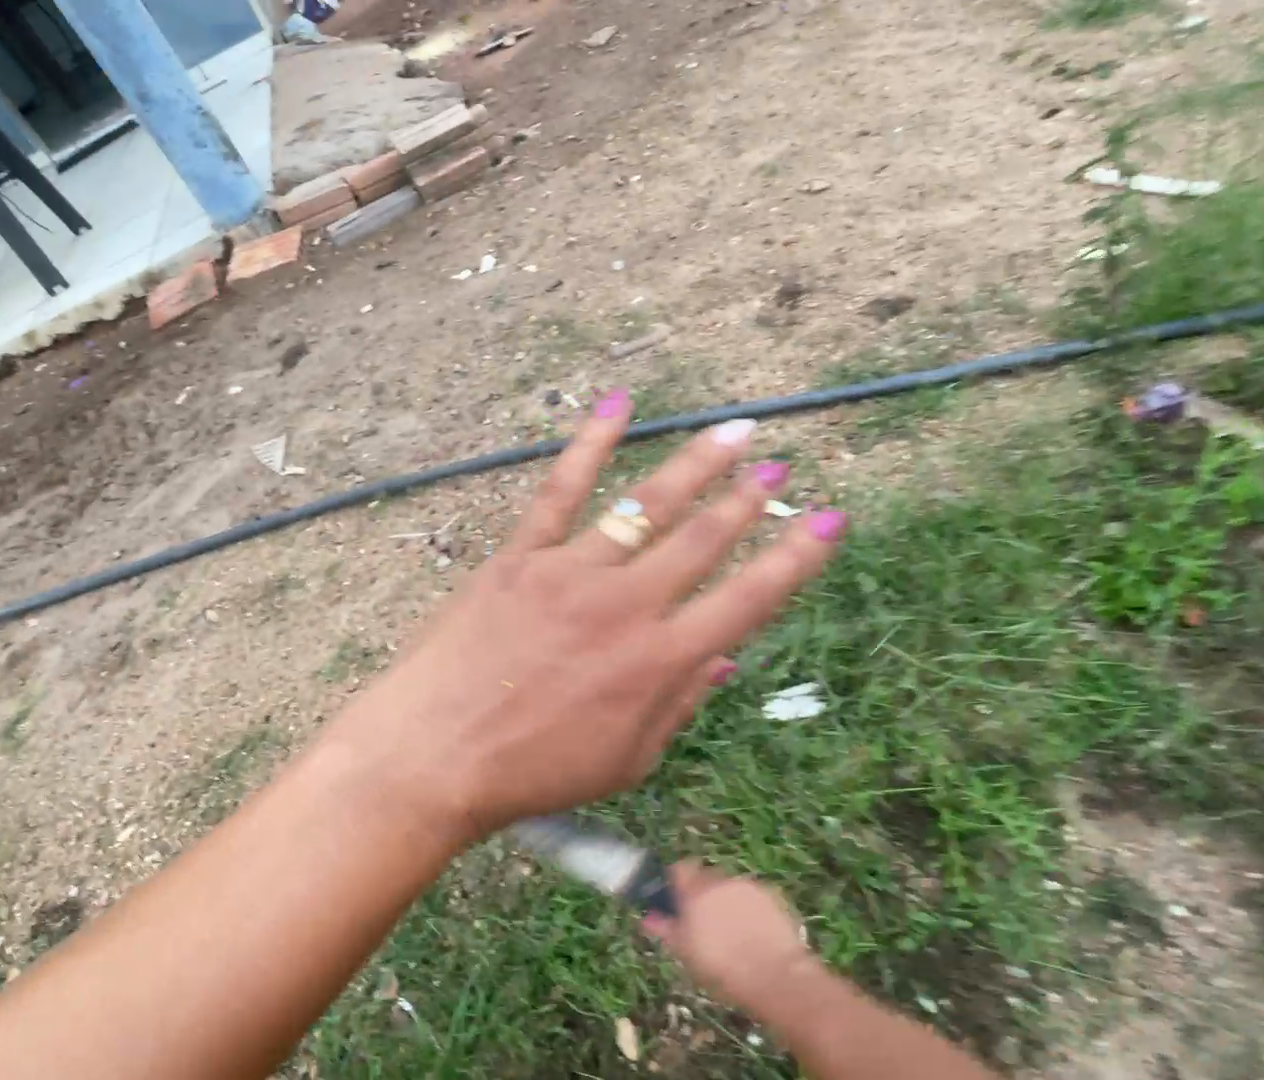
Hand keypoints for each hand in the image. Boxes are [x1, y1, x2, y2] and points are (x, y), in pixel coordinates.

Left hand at [318, 389, 843, 841]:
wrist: (435, 755)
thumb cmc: (534, 772)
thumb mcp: (625, 759)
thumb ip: (679, 702)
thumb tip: (723, 655)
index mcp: (660, 661)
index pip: (747, 599)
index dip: (795, 558)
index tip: (829, 520)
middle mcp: (627, 606)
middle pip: (703, 540)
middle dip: (748, 499)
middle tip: (778, 463)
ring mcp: (572, 572)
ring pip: (647, 506)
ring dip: (696, 466)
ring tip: (732, 431)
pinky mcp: (521, 556)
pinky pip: (560, 491)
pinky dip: (590, 443)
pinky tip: (618, 404)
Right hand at [643, 862, 819, 1006]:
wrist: (776, 977)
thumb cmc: (722, 969)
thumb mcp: (686, 954)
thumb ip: (665, 929)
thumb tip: (647, 918)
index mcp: (695, 892)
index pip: (679, 869)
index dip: (677, 880)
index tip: (677, 898)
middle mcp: (720, 881)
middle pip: (706, 876)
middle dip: (703, 891)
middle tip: (705, 920)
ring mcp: (748, 886)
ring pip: (731, 885)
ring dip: (728, 899)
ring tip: (734, 929)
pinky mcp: (773, 895)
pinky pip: (754, 894)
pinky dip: (751, 906)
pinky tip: (755, 931)